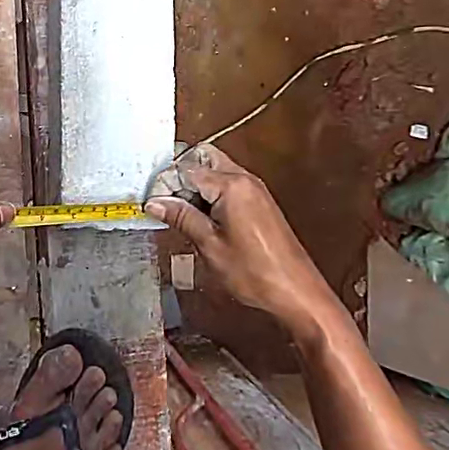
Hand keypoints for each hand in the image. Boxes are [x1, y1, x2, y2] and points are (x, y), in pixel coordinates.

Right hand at [145, 145, 336, 336]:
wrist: (296, 291)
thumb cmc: (257, 273)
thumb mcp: (210, 246)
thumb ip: (182, 218)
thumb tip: (156, 203)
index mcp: (231, 186)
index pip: (185, 169)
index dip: (164, 185)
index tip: (152, 204)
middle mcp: (244, 179)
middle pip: (202, 158)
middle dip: (179, 175)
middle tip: (163, 201)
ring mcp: (253, 189)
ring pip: (214, 169)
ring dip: (194, 185)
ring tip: (180, 214)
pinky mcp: (258, 201)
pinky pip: (227, 184)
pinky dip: (210, 193)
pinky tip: (200, 219)